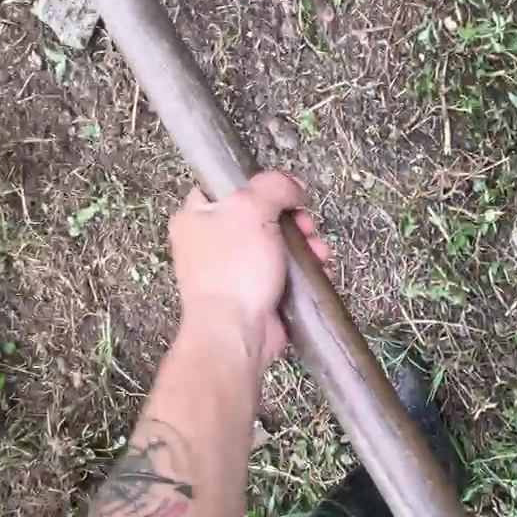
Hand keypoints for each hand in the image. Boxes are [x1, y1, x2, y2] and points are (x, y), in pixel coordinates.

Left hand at [167, 170, 329, 364]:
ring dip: (304, 245)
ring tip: (318, 252)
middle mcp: (212, 243)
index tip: (285, 193)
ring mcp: (234, 271)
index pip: (225, 187)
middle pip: (260, 216)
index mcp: (197, 217)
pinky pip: (285, 273)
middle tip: (306, 225)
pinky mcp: (256, 294)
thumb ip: (273, 187)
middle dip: (292, 219)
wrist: (236, 331)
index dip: (258, 186)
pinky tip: (318, 270)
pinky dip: (304, 271)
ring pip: (277, 245)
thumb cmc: (234, 268)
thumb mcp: (251, 209)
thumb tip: (293, 188)